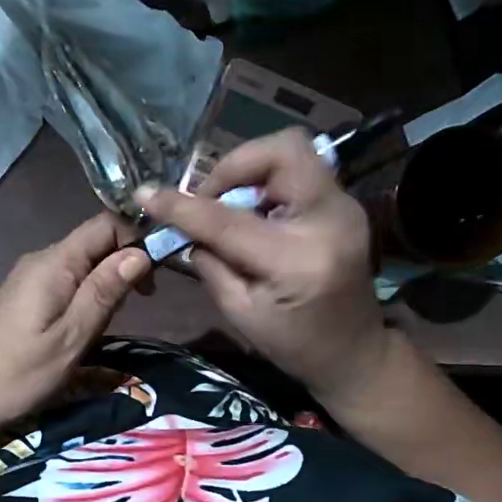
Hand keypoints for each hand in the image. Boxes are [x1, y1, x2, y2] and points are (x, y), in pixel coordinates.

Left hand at [0, 212, 148, 432]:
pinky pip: (68, 280)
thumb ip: (105, 292)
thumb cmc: (22, 373)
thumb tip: (141, 253)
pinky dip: (89, 294)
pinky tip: (91, 323)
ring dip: (108, 282)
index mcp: (55, 262)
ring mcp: (31, 277)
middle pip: (95, 242)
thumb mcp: (73, 336)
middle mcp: (42, 259)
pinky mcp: (27, 296)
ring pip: (84, 263)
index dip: (137, 239)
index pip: (105, 224)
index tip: (158, 274)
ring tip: (117, 318)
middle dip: (125, 263)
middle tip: (142, 302)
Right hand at [138, 128, 390, 403]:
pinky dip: (268, 183)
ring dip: (251, 172)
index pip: (229, 220)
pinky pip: (301, 172)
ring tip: (231, 206)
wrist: (355, 352)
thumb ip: (210, 263)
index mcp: (298, 261)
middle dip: (234, 164)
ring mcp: (345, 207)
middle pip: (284, 150)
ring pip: (294, 152)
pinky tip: (256, 214)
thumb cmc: (293, 344)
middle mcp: (329, 221)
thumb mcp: (240, 313)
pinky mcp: (345, 204)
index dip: (182, 206)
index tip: (146, 195)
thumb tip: (185, 226)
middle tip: (211, 197)